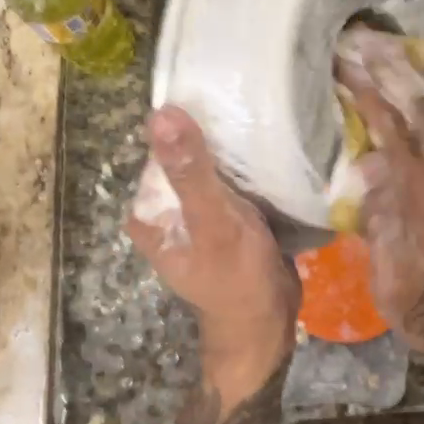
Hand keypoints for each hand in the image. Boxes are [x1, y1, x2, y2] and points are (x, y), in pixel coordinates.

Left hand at [126, 105, 300, 389]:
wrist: (269, 328)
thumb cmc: (235, 279)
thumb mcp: (211, 221)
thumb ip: (189, 171)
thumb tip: (160, 113)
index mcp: (148, 212)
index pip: (163, 149)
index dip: (190, 122)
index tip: (222, 95)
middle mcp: (167, 211)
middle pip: (190, 156)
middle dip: (218, 134)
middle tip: (253, 105)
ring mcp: (199, 216)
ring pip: (215, 168)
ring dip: (238, 150)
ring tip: (267, 120)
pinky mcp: (227, 220)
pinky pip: (235, 183)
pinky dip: (251, 169)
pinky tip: (274, 151)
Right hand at [336, 44, 423, 359]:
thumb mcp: (389, 273)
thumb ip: (377, 218)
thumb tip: (365, 171)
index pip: (394, 133)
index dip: (368, 97)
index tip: (343, 67)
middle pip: (423, 110)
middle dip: (393, 72)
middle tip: (366, 40)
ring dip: (413, 81)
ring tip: (389, 50)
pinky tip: (415, 90)